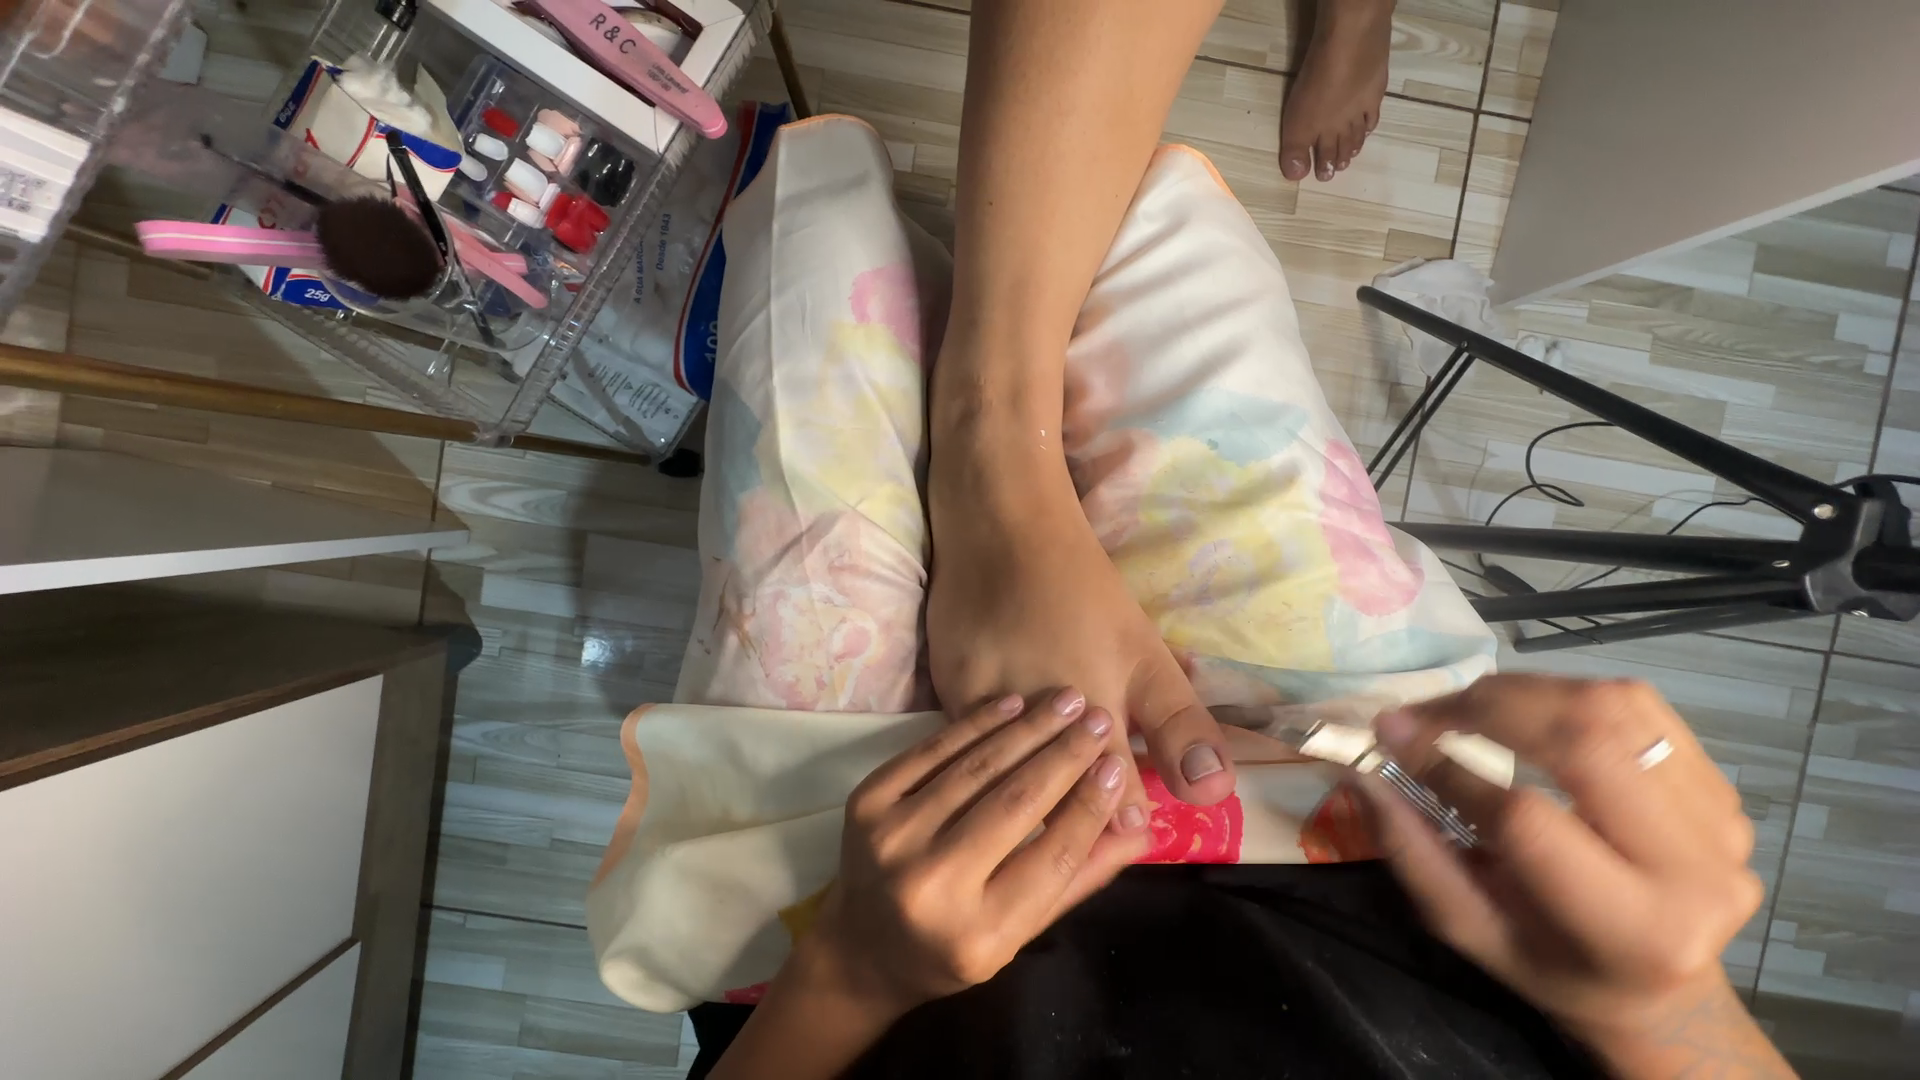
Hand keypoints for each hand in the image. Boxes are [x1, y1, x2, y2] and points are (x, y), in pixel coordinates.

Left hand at [800, 688, 1149, 1012]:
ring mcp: (891, 839)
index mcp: (979, 936)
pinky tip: (1013, 703)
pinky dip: (977, 723)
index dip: (1088, 807)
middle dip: (1065, 754)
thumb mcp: (1020, 931)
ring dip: (1028, 728)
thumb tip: (1139, 824)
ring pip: (977, 768)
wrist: (864, 945)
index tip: (1117, 766)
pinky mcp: (867, 802)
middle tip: (1100, 718)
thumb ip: (1079, 876)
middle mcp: (931, 887)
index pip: (1051, 856)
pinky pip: (933, 750)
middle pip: (1014, 803)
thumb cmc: (953, 944)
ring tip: (1066, 700)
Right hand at [925, 438, 1235, 823]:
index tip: (1123, 824)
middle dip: (1076, 821)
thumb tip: (1213, 796)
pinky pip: (970, 753)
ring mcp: (985, 716)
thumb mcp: (1145, 656)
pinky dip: (990, 760)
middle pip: (1057, 814)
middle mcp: (1037, 730)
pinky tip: (1001, 752)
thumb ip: (1180, 727)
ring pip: (1006, 789)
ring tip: (1042, 781)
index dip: (1123, 827)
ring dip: (1027, 794)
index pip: (1113, 814)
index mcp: (1096, 723)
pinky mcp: (946, 698)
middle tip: (1082, 805)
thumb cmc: (1084, 591)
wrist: (1003, 530)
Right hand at [1360, 675, 1781, 1065]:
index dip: (1447, 766)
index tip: (1388, 734)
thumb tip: (1357, 769)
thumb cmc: (1547, 958)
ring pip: (1611, 707)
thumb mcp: (1465, 925)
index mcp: (1627, 926)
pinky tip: (1529, 714)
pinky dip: (1565, 693)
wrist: (1660, 982)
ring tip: (1468, 707)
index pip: (1527, 818)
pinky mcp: (1722, 788)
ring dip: (1521, 692)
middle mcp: (1693, 871)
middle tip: (1425, 710)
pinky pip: (1636, 705)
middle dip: (1486, 706)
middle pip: (1585, 743)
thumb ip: (1410, 848)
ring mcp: (1720, 823)